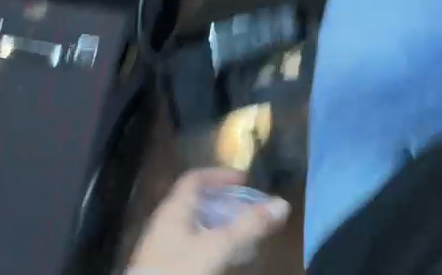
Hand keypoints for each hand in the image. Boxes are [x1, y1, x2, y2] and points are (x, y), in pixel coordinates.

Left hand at [126, 168, 290, 274]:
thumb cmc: (180, 272)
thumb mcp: (218, 247)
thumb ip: (249, 226)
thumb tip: (283, 203)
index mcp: (173, 210)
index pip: (195, 178)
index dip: (220, 176)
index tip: (244, 181)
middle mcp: (163, 224)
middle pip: (195, 203)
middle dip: (223, 205)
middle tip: (247, 211)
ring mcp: (159, 249)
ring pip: (191, 228)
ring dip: (216, 227)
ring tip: (238, 237)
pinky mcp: (160, 270)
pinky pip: (186, 248)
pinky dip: (206, 246)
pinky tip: (219, 260)